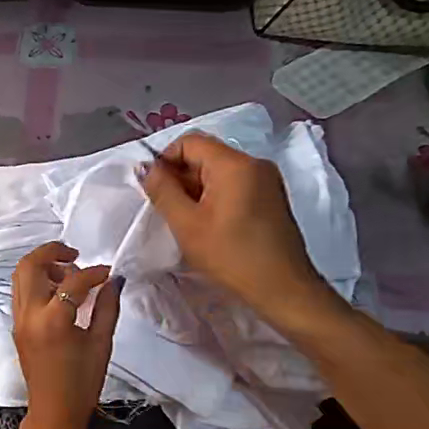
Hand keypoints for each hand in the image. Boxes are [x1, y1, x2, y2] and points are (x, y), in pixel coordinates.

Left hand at [11, 242, 120, 428]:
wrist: (54, 411)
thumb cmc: (82, 383)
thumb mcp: (101, 344)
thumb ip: (107, 308)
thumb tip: (113, 280)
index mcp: (52, 320)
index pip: (73, 282)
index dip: (94, 272)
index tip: (108, 273)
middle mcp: (29, 315)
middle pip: (29, 266)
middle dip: (51, 252)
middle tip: (74, 254)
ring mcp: (18, 320)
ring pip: (20, 277)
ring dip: (41, 266)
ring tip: (68, 274)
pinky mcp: (15, 327)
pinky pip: (21, 293)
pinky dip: (36, 283)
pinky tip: (59, 292)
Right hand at [140, 133, 346, 333]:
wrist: (281, 287)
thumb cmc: (230, 255)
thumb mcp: (186, 223)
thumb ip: (163, 190)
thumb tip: (146, 168)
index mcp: (234, 164)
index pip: (190, 142)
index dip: (165, 159)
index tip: (154, 188)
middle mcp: (254, 164)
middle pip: (206, 155)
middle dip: (180, 176)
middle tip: (166, 209)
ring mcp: (266, 180)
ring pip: (219, 171)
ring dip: (195, 189)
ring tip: (186, 220)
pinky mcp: (270, 197)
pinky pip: (234, 185)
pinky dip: (214, 197)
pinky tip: (208, 224)